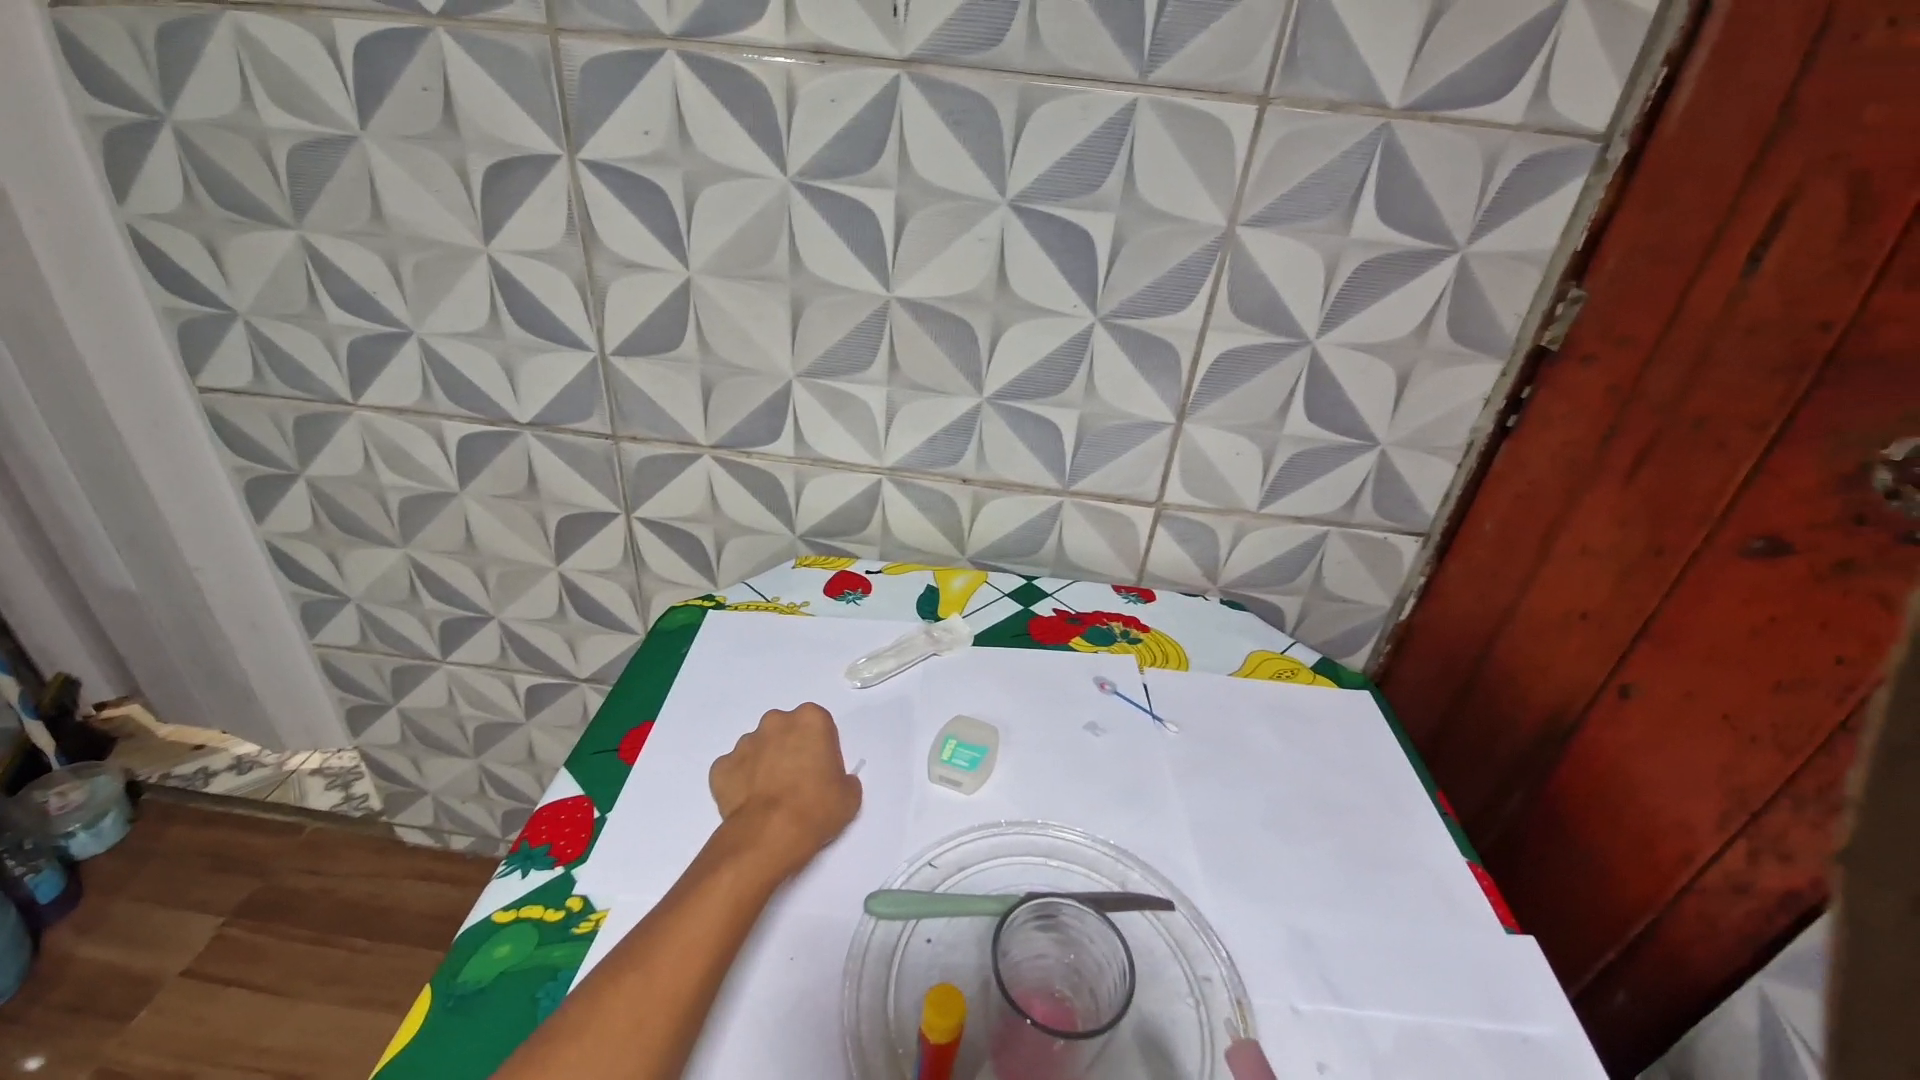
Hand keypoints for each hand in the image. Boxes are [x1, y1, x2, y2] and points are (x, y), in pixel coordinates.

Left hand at [708, 703, 862, 882]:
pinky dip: (741, 783)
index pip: (818, 725)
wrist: (771, 834)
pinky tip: (752, 805)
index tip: (822, 772)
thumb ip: (844, 779)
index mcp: (810, 719)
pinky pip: (734, 770)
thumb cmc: (817, 808)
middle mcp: (776, 722)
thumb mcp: (850, 795)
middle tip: (798, 783)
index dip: (821, 748)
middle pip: (785, 731)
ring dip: (765, 765)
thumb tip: (834, 783)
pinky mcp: (721, 767)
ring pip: (758, 749)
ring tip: (773, 798)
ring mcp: (744, 743)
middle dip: (790, 749)